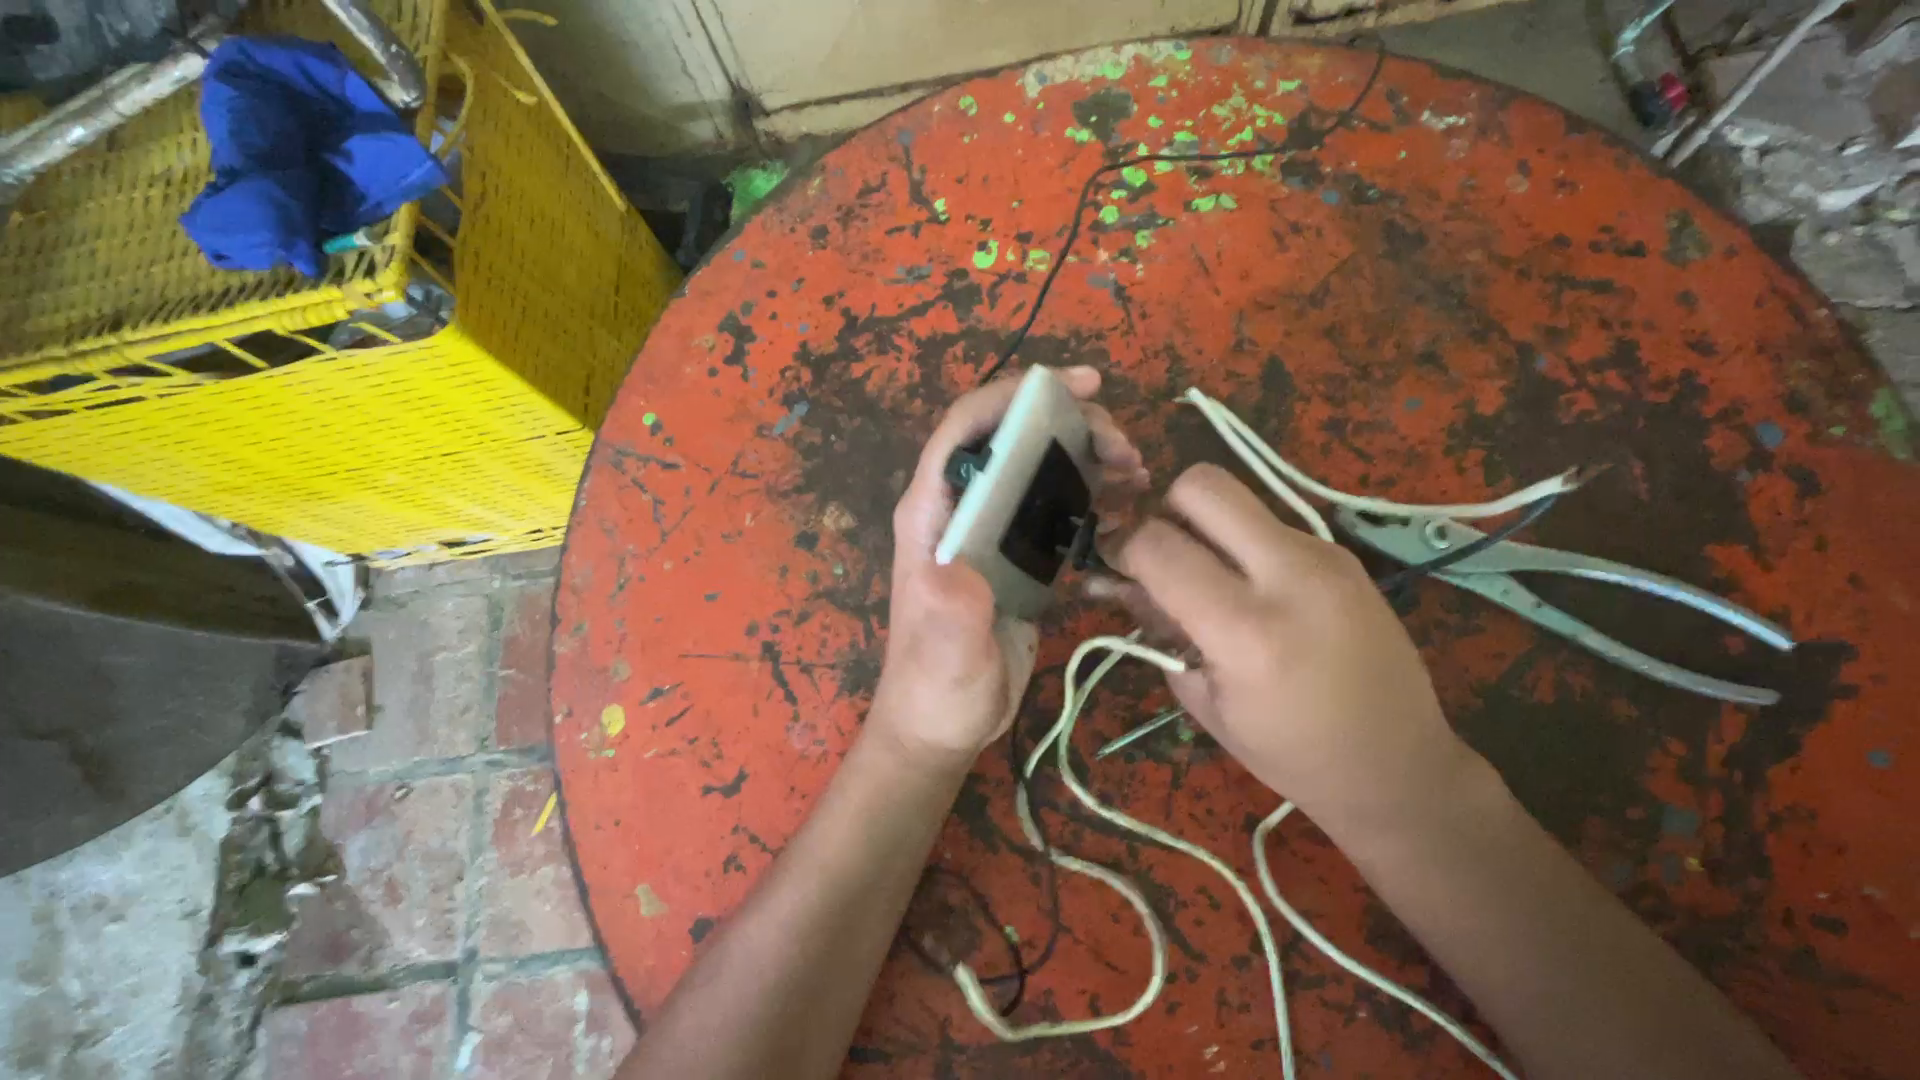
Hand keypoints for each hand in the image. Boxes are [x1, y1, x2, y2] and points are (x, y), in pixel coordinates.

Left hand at [869, 366, 1146, 767]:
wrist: (944, 726)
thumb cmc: (936, 691)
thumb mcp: (946, 658)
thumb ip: (951, 615)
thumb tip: (960, 567)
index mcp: (931, 515)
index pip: (964, 430)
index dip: (1015, 395)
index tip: (1079, 386)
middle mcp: (959, 510)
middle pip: (1010, 438)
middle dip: (1069, 425)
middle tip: (1126, 446)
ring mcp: (989, 531)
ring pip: (1037, 467)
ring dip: (1087, 456)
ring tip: (1136, 470)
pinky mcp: (1015, 556)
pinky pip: (1054, 506)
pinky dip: (1092, 494)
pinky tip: (1127, 506)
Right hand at [1112, 464, 1485, 827]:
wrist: (1400, 765)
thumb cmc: (1290, 754)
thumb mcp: (1205, 702)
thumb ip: (1161, 630)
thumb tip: (1122, 581)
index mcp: (1247, 631)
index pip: (1158, 545)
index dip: (1122, 547)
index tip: (1116, 565)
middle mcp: (1289, 576)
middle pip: (1202, 485)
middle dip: (1164, 509)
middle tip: (1164, 556)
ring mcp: (1324, 556)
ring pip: (1239, 498)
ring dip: (1206, 526)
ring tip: (1210, 581)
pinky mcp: (1342, 554)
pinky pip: (1270, 525)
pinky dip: (1243, 545)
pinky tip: (1253, 592)